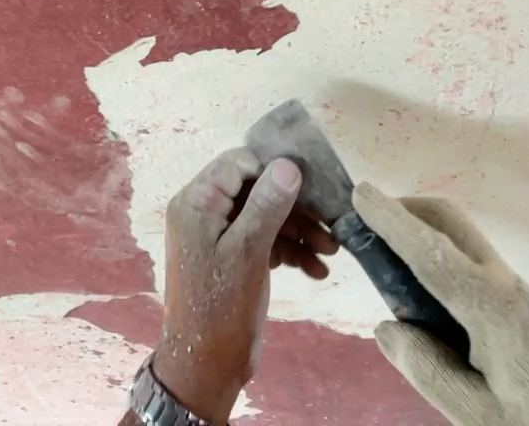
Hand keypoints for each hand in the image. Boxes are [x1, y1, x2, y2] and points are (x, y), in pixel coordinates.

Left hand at [155, 148, 337, 422]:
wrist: (207, 366)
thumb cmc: (221, 305)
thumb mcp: (248, 251)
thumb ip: (267, 205)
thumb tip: (287, 164)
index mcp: (197, 200)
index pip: (238, 163)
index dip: (273, 171)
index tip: (310, 187)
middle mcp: (204, 210)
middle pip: (255, 189)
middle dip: (293, 206)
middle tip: (330, 223)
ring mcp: (218, 233)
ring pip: (264, 215)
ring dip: (298, 231)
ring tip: (331, 252)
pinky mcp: (233, 254)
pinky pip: (263, 239)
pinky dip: (289, 250)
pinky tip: (316, 270)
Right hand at [353, 184, 528, 425]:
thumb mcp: (479, 417)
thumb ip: (427, 369)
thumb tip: (387, 328)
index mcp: (492, 311)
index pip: (430, 251)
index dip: (391, 220)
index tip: (360, 192)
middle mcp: (507, 287)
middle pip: (450, 223)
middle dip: (406, 211)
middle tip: (369, 227)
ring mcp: (522, 293)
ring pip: (462, 242)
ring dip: (422, 236)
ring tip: (392, 274)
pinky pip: (474, 265)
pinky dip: (441, 261)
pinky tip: (431, 304)